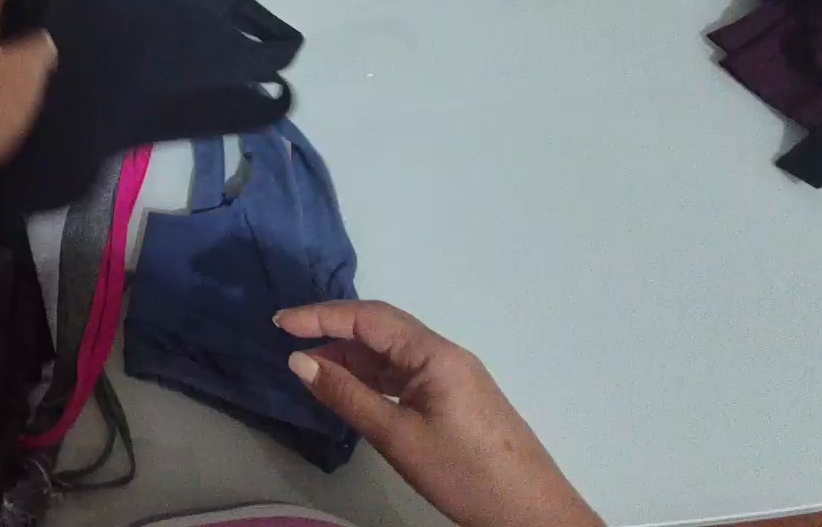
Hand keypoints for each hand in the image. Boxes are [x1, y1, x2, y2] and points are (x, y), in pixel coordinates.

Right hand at [277, 301, 601, 526]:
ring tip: (311, 365)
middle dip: (331, 326)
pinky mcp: (455, 397)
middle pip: (378, 325)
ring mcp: (452, 375)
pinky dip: (370, 372)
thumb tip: (297, 360)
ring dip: (349, 352)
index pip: (366, 318)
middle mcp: (443, 353)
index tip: (279, 323)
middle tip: (290, 334)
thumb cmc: (467, 476)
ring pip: (389, 349)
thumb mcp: (398, 436)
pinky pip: (402, 370)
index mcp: (433, 353)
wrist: (542, 524)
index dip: (319, 316)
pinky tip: (351, 387)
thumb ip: (345, 395)